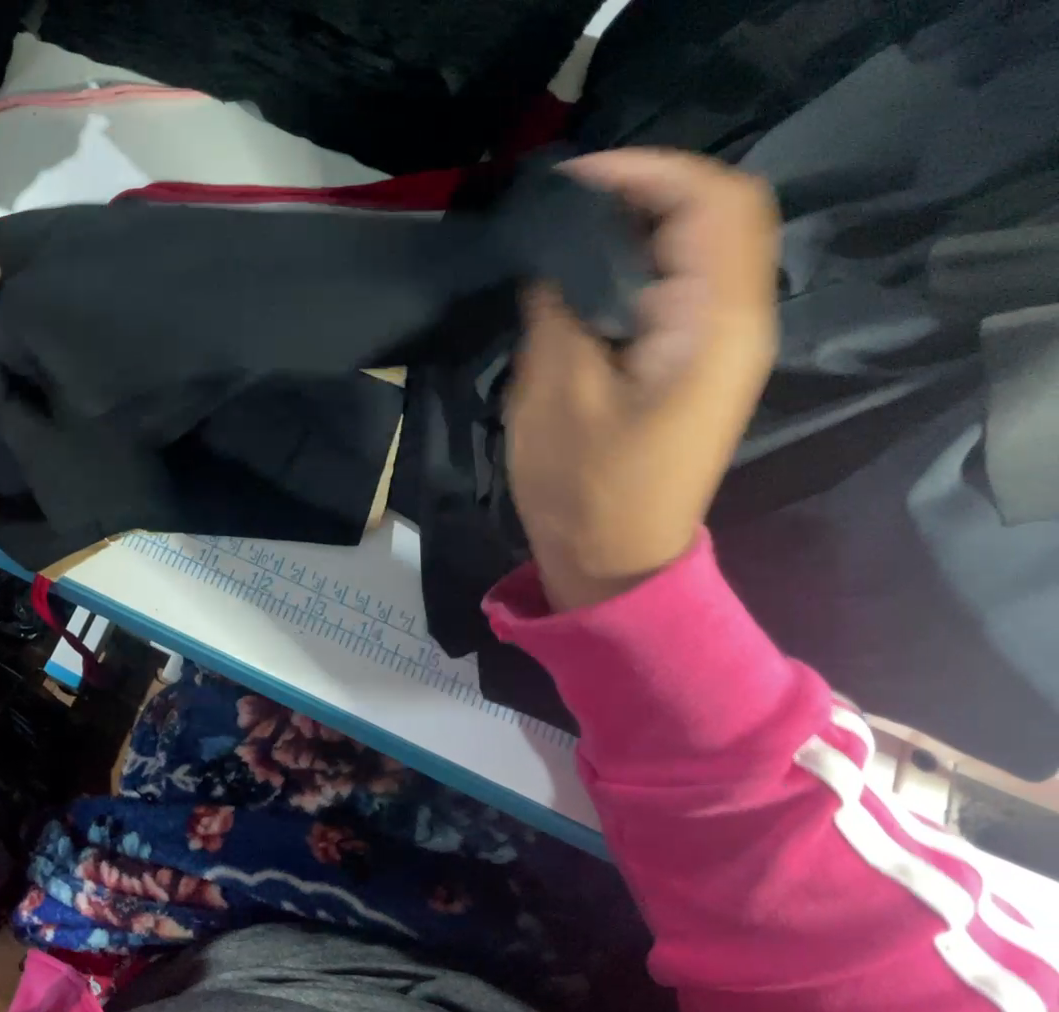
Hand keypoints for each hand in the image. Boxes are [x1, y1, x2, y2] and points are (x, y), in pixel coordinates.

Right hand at [507, 149, 779, 610]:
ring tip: (564, 232)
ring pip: (698, 245)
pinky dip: (635, 262)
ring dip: (636, 226)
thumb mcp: (555, 392)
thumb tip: (554, 252)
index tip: (569, 182)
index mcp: (713, 323)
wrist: (616, 560)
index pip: (712, 203)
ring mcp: (721, 341)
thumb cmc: (584, 486)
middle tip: (563, 205)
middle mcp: (736, 319)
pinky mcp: (695, 360)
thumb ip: (560, 306)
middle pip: (716, 213)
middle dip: (641, 192)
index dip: (646, 172)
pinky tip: (581, 276)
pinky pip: (679, 283)